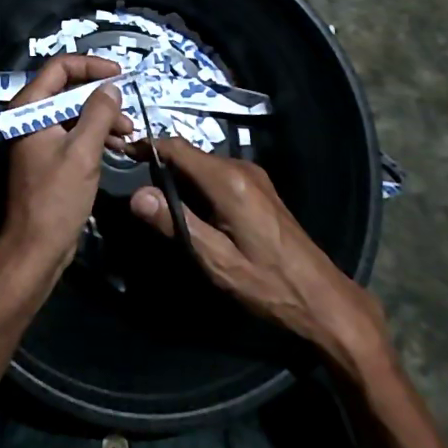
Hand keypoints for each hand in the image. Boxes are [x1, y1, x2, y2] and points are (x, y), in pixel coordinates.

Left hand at [0, 55, 133, 291]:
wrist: (35, 248)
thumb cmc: (56, 198)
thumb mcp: (82, 152)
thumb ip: (98, 114)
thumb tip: (111, 87)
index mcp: (29, 109)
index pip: (59, 68)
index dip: (90, 65)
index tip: (120, 74)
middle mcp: (31, 118)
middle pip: (68, 90)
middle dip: (101, 97)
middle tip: (128, 112)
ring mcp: (39, 138)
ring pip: (74, 114)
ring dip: (102, 119)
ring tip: (128, 134)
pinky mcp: (49, 157)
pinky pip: (74, 135)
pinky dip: (96, 136)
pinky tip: (118, 147)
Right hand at [129, 138, 389, 378]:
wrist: (326, 301)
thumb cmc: (269, 284)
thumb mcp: (216, 261)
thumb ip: (176, 224)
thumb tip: (137, 195)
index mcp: (228, 181)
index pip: (177, 147)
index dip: (147, 146)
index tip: (121, 151)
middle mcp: (241, 169)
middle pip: (189, 155)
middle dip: (161, 166)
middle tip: (135, 187)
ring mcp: (254, 177)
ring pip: (203, 166)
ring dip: (179, 178)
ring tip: (157, 202)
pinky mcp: (260, 190)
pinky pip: (218, 176)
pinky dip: (197, 186)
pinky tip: (191, 211)